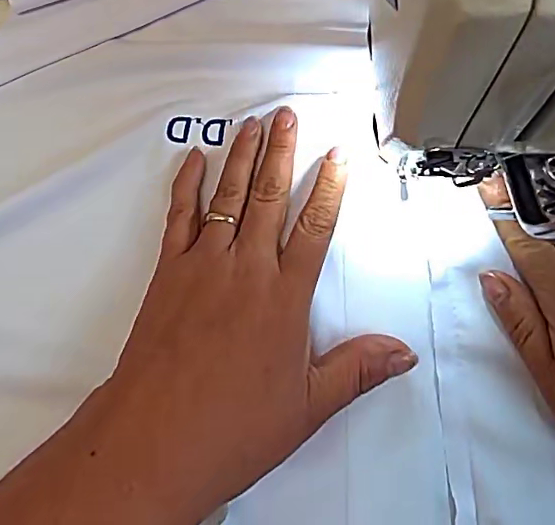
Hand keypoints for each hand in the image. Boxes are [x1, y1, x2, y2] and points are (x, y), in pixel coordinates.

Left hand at [0, 107, 416, 524]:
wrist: (155, 438)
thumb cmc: (228, 426)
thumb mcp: (306, 406)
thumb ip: (355, 370)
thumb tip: (399, 354)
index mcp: (283, 298)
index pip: (315, 226)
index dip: (329, 186)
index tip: (338, 156)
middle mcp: (245, 270)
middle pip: (270, 195)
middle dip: (283, 150)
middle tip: (289, 117)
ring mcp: (204, 264)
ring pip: (229, 195)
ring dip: (243, 156)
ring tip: (253, 125)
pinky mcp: (170, 269)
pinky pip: (180, 214)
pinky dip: (188, 183)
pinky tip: (195, 160)